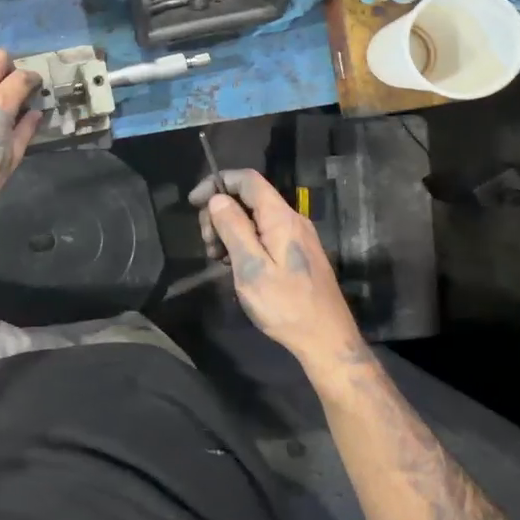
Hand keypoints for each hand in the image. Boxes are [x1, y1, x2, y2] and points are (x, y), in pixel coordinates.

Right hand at [190, 169, 361, 364]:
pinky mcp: (298, 253)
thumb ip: (233, 228)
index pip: (247, 179)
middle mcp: (292, 220)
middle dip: (219, 213)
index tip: (193, 203)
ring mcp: (297, 237)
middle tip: (207, 245)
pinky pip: (264, 234)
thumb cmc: (285, 305)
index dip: (216, 183)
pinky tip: (236, 266)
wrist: (326, 340)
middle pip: (248, 198)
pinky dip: (243, 242)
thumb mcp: (251, 267)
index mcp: (281, 218)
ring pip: (254, 217)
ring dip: (229, 230)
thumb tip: (217, 199)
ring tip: (218, 260)